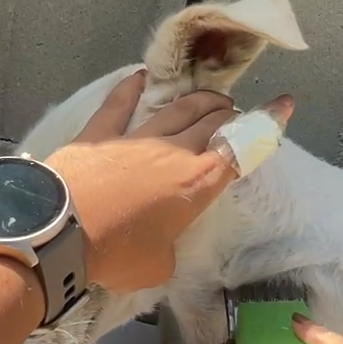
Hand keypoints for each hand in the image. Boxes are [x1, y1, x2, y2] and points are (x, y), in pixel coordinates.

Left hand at [43, 70, 247, 292]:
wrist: (58, 233)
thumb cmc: (114, 255)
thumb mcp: (157, 266)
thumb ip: (168, 249)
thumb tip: (160, 244)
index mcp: (198, 184)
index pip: (242, 147)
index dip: (267, 124)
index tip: (284, 104)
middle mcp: (174, 152)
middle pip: (212, 121)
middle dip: (230, 113)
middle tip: (235, 113)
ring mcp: (136, 138)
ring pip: (177, 108)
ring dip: (198, 99)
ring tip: (210, 97)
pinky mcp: (99, 133)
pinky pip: (120, 103)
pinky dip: (132, 88)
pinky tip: (140, 76)